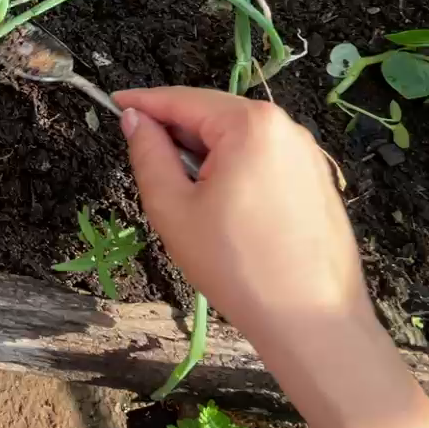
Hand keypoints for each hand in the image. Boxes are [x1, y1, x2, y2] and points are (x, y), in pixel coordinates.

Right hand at [114, 86, 364, 340]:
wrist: (315, 327)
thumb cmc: (236, 264)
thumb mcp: (172, 205)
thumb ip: (147, 152)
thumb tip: (134, 118)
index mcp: (249, 124)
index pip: (181, 99)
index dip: (142, 101)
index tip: (112, 101)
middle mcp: (284, 126)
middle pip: (211, 113)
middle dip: (174, 129)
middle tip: (142, 154)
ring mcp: (306, 153)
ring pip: (235, 135)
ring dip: (202, 150)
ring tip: (181, 187)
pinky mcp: (316, 179)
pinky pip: (260, 155)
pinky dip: (231, 165)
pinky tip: (219, 202)